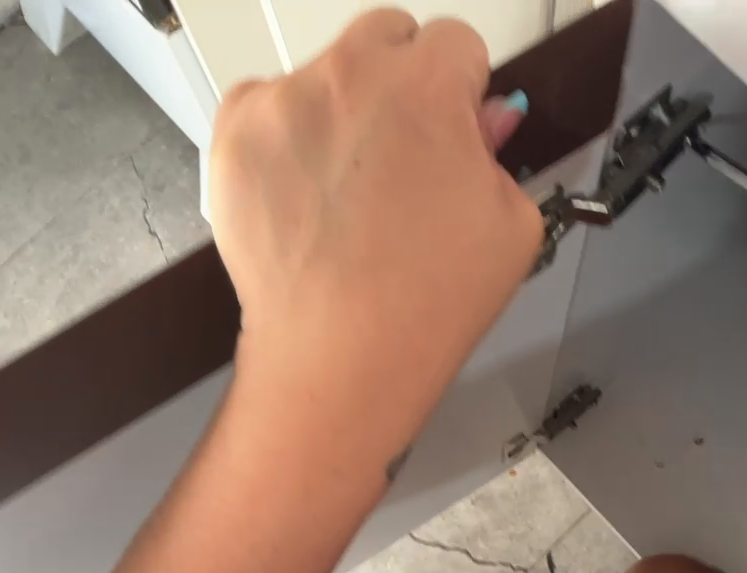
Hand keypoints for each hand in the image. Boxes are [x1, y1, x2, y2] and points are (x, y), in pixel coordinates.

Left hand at [208, 12, 542, 450]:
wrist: (343, 358)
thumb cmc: (425, 307)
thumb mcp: (511, 229)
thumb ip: (499, 157)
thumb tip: (482, 126)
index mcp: (428, 87)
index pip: (457, 46)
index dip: (462, 94)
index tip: (454, 131)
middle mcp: (350, 76)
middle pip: (386, 39)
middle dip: (402, 86)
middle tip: (403, 161)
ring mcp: (284, 103)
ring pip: (322, 77)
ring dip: (342, 116)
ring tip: (350, 202)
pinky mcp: (235, 138)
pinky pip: (264, 110)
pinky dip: (285, 142)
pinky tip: (307, 202)